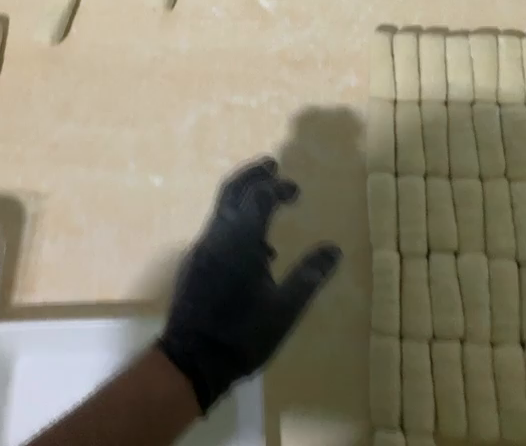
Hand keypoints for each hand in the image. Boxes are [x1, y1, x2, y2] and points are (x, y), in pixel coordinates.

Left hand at [155, 157, 342, 411]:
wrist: (191, 359)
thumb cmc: (242, 335)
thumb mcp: (285, 309)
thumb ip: (309, 276)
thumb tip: (334, 249)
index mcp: (241, 239)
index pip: (260, 197)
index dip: (279, 187)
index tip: (296, 190)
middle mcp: (218, 235)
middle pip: (233, 189)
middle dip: (253, 174)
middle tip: (271, 165)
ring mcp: (202, 247)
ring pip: (222, 208)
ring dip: (244, 197)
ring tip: (268, 206)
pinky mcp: (194, 261)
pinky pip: (217, 228)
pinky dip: (235, 221)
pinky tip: (253, 248)